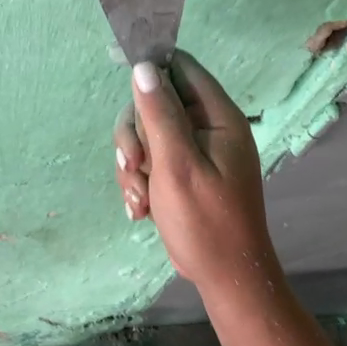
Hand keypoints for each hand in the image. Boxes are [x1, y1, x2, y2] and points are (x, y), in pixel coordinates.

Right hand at [112, 50, 281, 295]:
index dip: (151, 70)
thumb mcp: (177, 164)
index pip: (181, 68)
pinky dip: (139, 181)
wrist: (224, 278)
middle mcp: (207, 128)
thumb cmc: (206, 221)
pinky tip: (141, 208)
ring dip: (133, 164)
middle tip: (134, 164)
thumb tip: (143, 67)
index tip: (123, 83)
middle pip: (154, 103)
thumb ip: (159, 114)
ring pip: (145, 134)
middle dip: (136, 135)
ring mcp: (194, 152)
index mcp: (217, 117)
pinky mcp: (181, 173)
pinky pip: (149, 160)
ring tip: (138, 196)